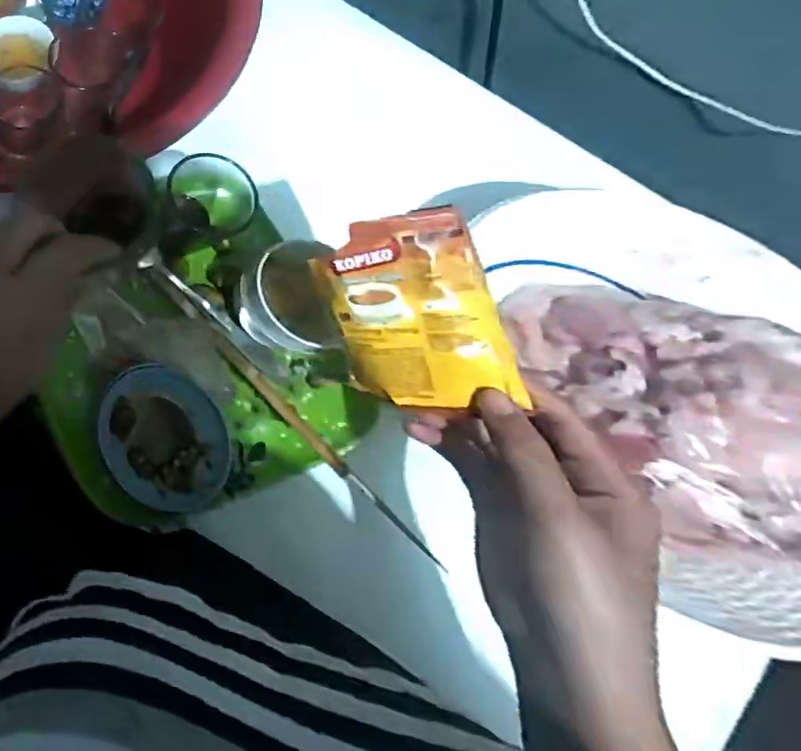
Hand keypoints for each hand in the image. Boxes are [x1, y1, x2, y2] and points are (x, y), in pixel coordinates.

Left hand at [0, 210, 119, 472]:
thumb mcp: (41, 354)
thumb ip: (60, 306)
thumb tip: (80, 276)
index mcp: (17, 297)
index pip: (65, 250)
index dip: (94, 246)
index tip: (110, 252)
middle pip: (28, 222)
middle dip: (57, 231)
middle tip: (72, 251)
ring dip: (26, 236)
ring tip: (41, 259)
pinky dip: (0, 250)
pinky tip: (7, 274)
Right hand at [407, 389, 671, 750]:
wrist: (565, 653)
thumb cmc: (578, 581)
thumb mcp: (556, 513)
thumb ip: (523, 451)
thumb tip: (489, 392)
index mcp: (604, 478)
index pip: (559, 418)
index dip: (517, 387)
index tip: (465, 357)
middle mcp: (567, 478)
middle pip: (517, 426)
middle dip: (473, 402)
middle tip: (422, 379)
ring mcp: (529, 493)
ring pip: (487, 443)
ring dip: (452, 422)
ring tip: (407, 405)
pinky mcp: (497, 506)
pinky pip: (470, 464)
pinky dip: (445, 445)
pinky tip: (414, 430)